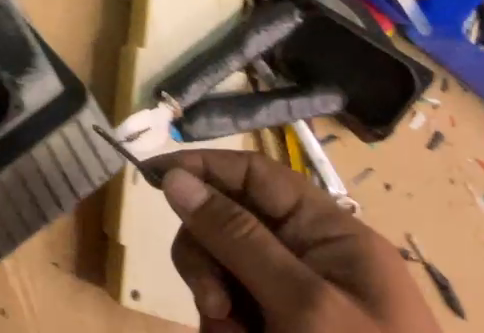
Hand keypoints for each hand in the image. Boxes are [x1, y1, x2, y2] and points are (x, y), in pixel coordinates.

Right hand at [147, 149, 441, 332]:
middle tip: (213, 303)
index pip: (255, 174)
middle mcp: (313, 257)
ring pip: (222, 269)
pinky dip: (226, 329)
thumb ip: (236, 237)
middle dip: (207, 258)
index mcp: (333, 236)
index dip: (202, 167)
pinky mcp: (283, 330)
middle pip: (228, 222)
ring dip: (214, 303)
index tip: (150, 177)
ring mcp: (298, 299)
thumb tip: (174, 177)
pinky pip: (231, 309)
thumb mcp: (302, 304)